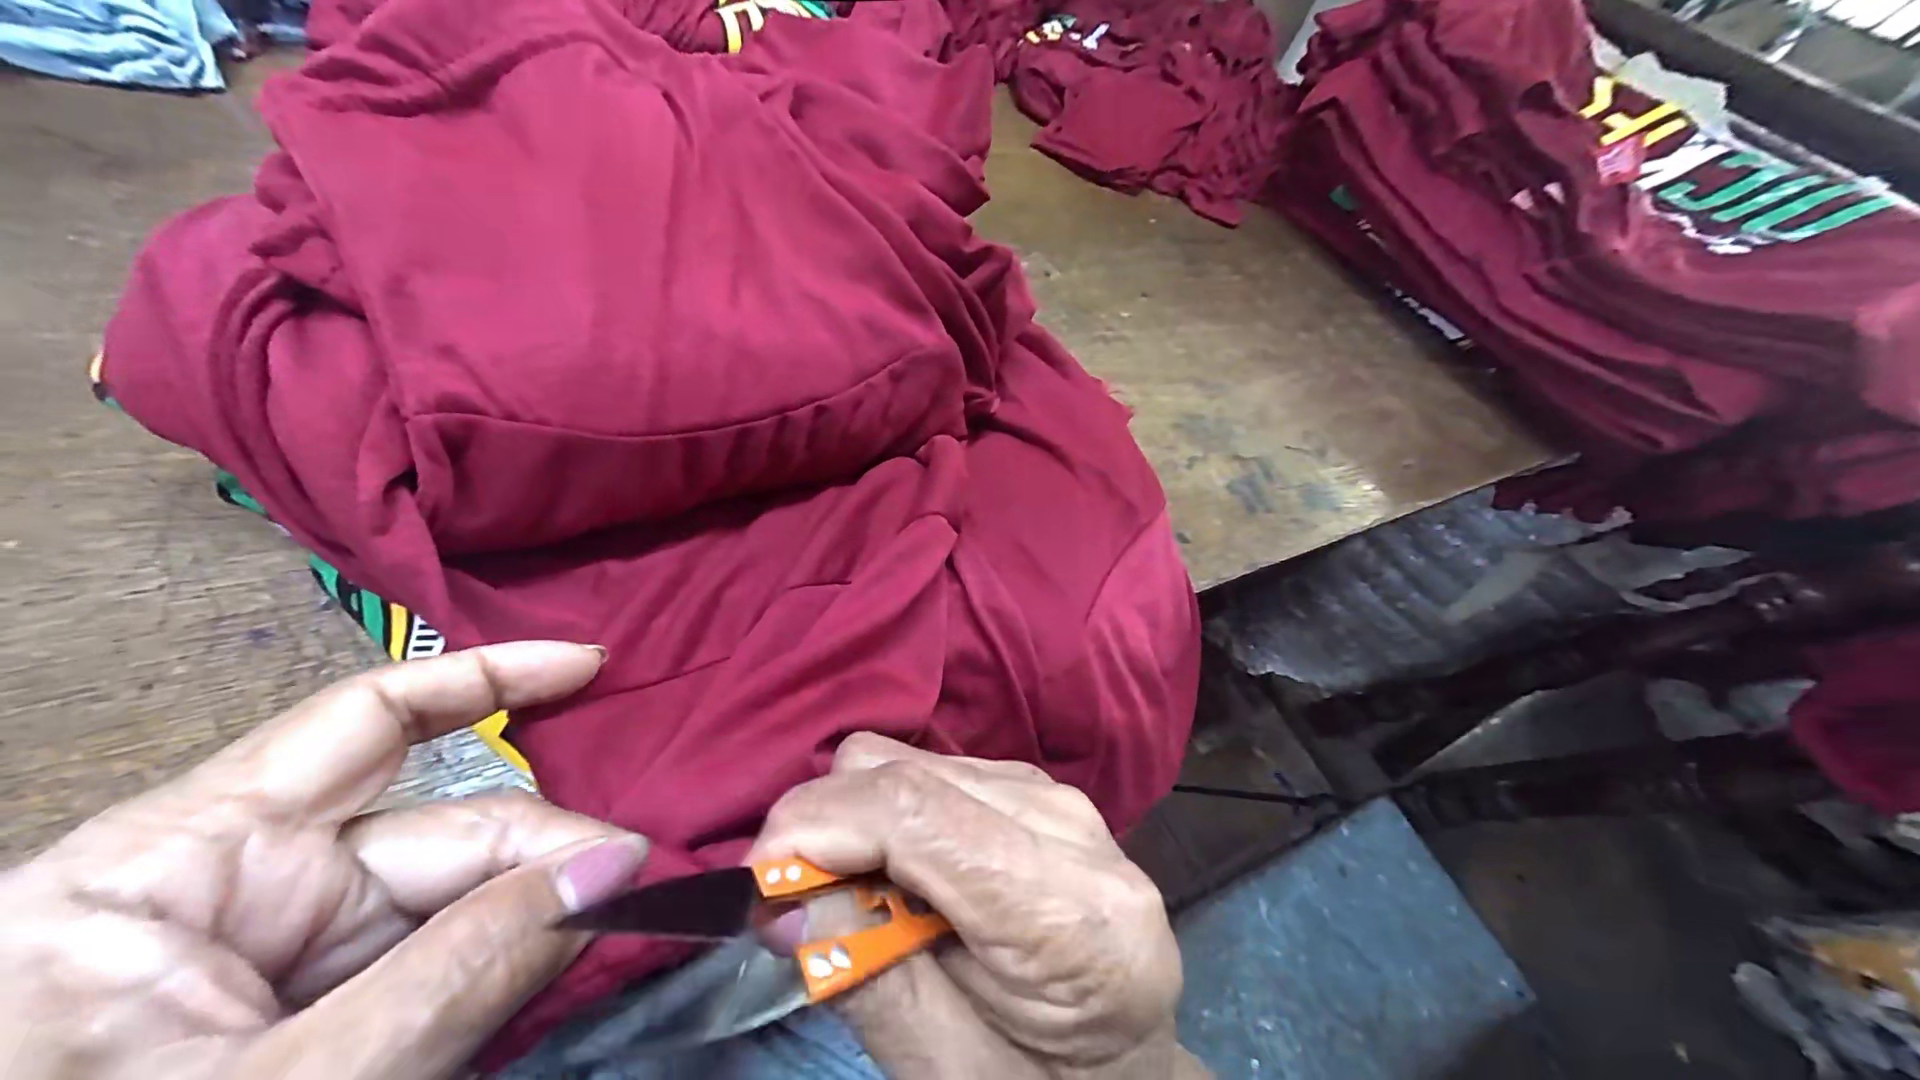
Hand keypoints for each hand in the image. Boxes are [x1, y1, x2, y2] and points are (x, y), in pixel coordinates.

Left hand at [0, 641, 648, 1079]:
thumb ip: (458, 972)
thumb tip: (614, 866)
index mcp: (171, 868)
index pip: (365, 722)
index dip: (489, 677)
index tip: (591, 665)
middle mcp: (233, 891)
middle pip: (439, 831)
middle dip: (543, 852)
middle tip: (640, 884)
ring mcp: (279, 954)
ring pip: (453, 900)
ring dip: (539, 912)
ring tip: (625, 921)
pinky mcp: (312, 1009)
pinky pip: (443, 958)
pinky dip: (511, 961)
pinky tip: (571, 957)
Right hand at [749, 733, 1197, 1079]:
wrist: (1126, 1061)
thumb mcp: (950, 1071)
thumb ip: (870, 975)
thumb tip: (785, 893)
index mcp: (1068, 912)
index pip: (918, 814)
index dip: (816, 827)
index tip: (760, 884)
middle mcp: (1068, 827)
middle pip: (904, 772)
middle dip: (824, 824)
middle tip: (798, 907)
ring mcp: (1055, 794)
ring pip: (909, 759)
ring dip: (857, 818)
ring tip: (862, 898)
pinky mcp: (1034, 786)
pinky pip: (933, 768)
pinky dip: (891, 811)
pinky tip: (907, 873)